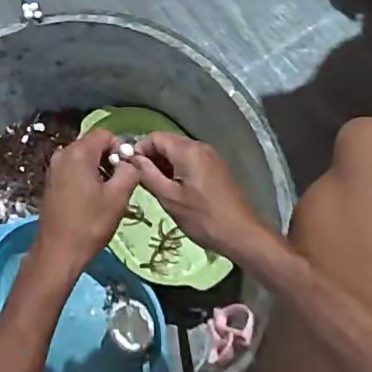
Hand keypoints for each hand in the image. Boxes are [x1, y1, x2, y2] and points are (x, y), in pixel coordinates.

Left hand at [36, 130, 139, 269]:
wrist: (58, 251)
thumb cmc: (90, 223)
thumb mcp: (118, 197)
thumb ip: (129, 172)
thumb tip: (129, 162)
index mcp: (78, 153)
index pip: (105, 135)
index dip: (120, 148)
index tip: (126, 170)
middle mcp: (62, 154)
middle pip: (92, 144)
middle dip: (108, 159)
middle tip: (119, 184)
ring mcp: (54, 167)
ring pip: (83, 157)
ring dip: (98, 169)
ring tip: (107, 194)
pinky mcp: (51, 181)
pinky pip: (72, 169)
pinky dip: (85, 176)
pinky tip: (92, 198)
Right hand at [126, 132, 271, 258]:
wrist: (241, 234)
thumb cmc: (202, 217)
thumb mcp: (169, 197)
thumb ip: (147, 174)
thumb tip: (131, 158)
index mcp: (187, 150)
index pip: (154, 137)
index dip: (139, 149)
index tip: (130, 168)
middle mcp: (199, 146)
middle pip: (167, 142)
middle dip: (151, 157)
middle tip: (141, 179)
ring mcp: (210, 156)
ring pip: (178, 152)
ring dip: (163, 164)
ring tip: (155, 187)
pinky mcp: (215, 167)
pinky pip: (190, 160)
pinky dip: (177, 169)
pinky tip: (173, 189)